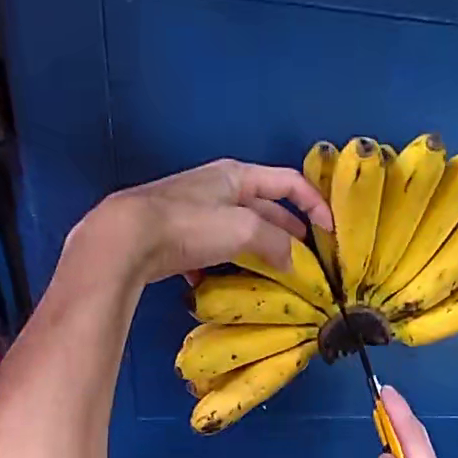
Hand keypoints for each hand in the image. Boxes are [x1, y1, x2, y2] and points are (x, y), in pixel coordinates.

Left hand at [65, 159, 331, 285]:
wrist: (126, 238)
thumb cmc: (191, 225)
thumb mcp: (245, 229)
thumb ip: (276, 242)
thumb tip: (292, 260)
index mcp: (237, 176)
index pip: (288, 182)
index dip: (314, 203)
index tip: (331, 230)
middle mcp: (217, 187)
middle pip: (264, 205)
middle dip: (288, 227)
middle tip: (306, 252)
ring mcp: (194, 210)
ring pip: (237, 228)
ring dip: (257, 247)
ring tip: (271, 270)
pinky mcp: (175, 235)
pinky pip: (208, 248)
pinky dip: (221, 262)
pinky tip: (218, 281)